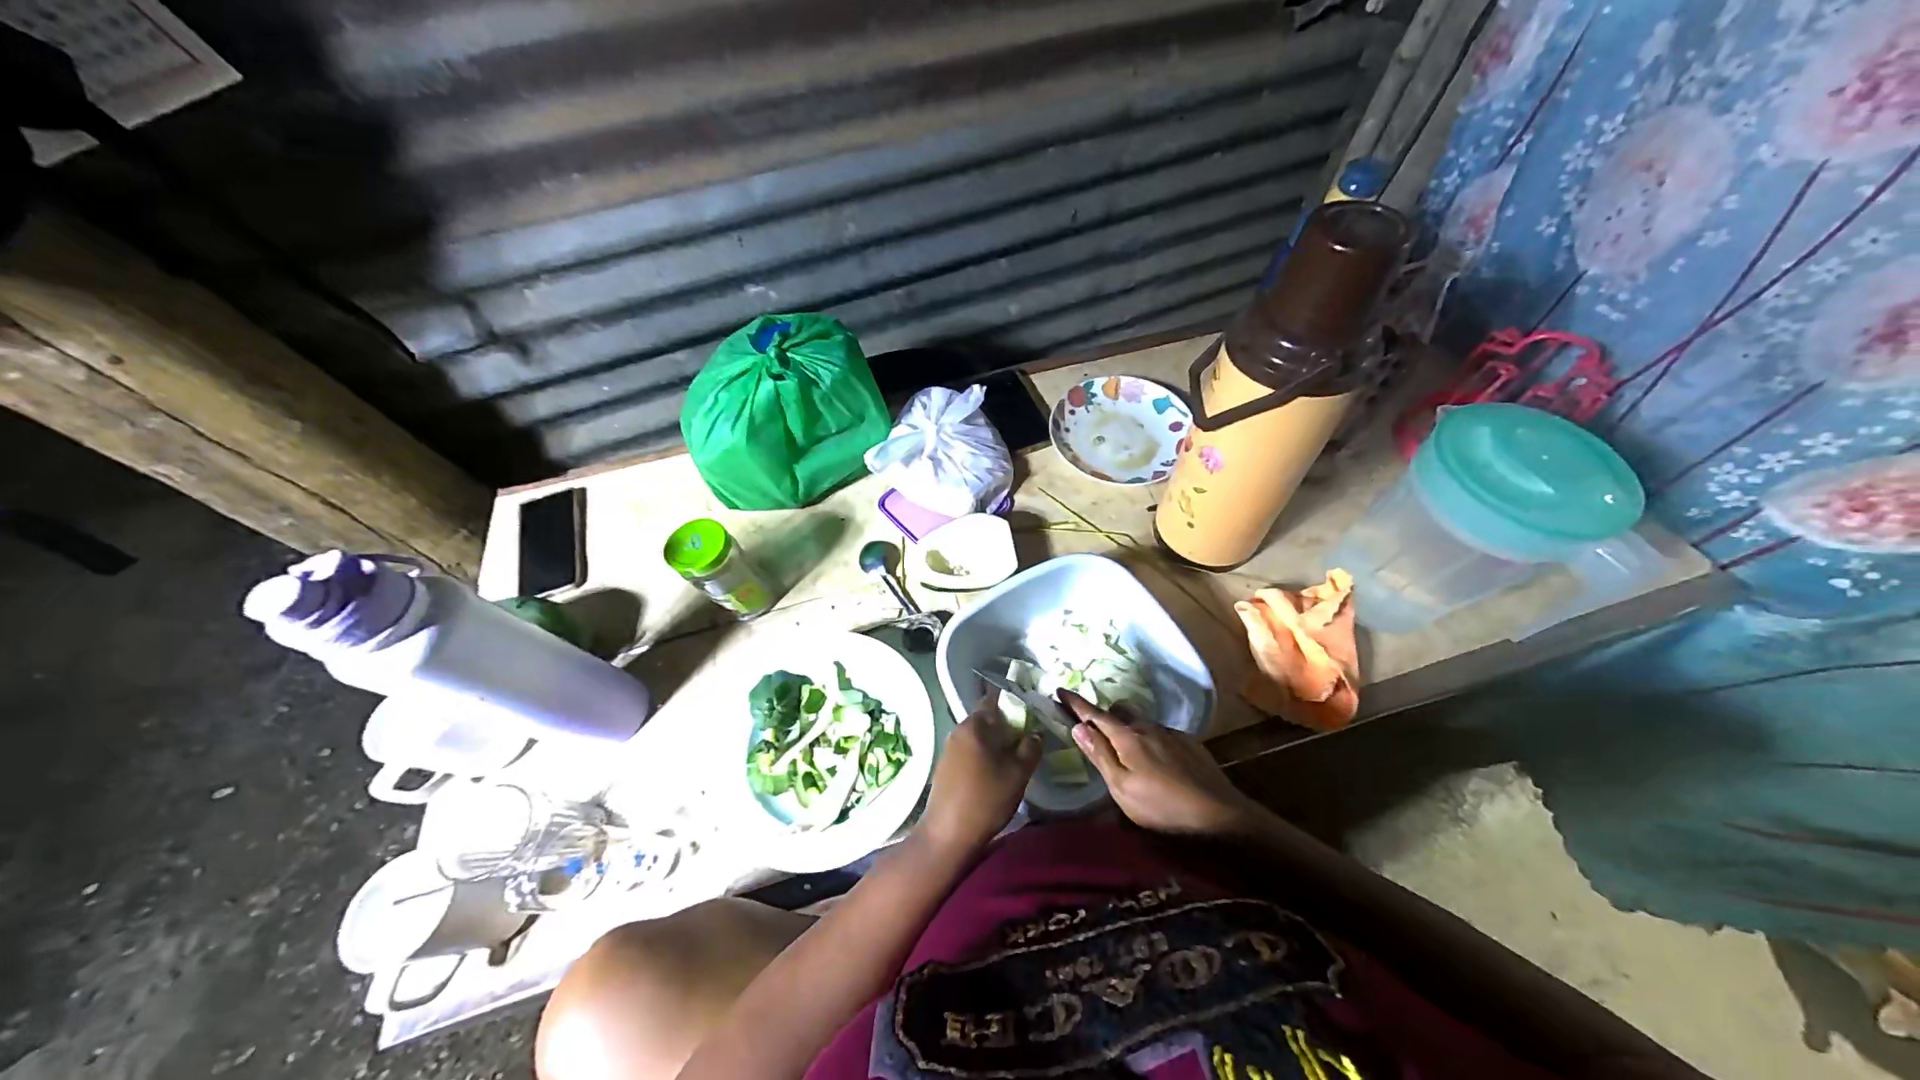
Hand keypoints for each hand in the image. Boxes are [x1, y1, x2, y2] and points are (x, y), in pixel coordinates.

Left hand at [916, 697, 1040, 856]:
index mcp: (974, 725)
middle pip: (987, 720)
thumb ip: (1030, 748)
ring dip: (995, 744)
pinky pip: (969, 752)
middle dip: (1006, 727)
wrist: (948, 834)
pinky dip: (983, 757)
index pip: (995, 700)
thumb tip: (1035, 734)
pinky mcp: (945, 767)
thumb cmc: (986, 798)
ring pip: (978, 738)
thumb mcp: (1018, 773)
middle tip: (1026, 741)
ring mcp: (949, 749)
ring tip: (1014, 760)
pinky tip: (995, 774)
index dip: (1014, 703)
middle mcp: (958, 731)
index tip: (1030, 714)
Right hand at [1062, 691, 1266, 835]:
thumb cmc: (1162, 806)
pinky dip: (1150, 739)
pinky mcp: (1190, 744)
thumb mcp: (1121, 788)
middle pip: (1120, 712)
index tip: (1060, 690)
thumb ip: (1100, 755)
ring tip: (1127, 751)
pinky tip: (1157, 762)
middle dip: (1104, 715)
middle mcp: (1149, 727)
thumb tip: (1078, 727)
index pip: (1095, 714)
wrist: (1220, 815)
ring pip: (1142, 722)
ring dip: (1128, 728)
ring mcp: (1172, 733)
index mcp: (1127, 737)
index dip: (1076, 703)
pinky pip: (1161, 733)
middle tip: (1094, 730)